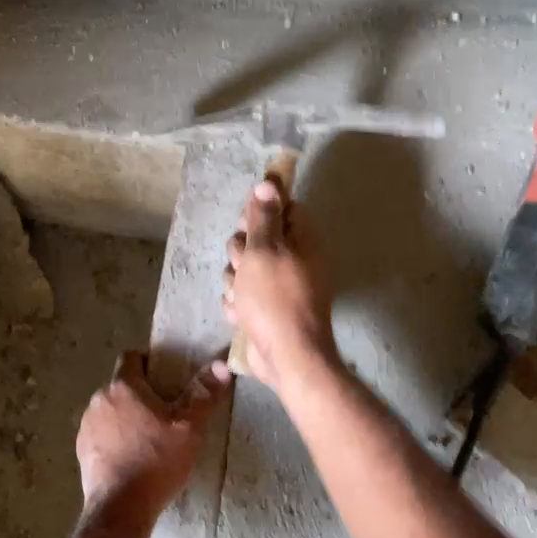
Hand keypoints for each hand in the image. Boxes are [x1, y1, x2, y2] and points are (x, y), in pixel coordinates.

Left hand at [76, 352, 231, 525]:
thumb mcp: (188, 428)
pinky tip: (130, 459)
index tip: (164, 379)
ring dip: (125, 418)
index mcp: (123, 386)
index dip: (148, 363)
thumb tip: (221, 365)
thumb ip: (203, 394)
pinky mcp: (82, 448)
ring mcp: (87, 424)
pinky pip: (101, 433)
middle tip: (164, 414)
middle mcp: (99, 398)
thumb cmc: (157, 460)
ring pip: (110, 410)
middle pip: (121, 385)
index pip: (131, 358)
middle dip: (140, 395)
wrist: (121, 506)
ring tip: (148, 440)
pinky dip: (113, 439)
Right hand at [223, 176, 339, 395]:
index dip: (259, 213)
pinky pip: (242, 295)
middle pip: (255, 239)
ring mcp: (279, 286)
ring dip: (235, 282)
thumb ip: (263, 217)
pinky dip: (238, 304)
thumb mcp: (264, 250)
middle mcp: (293, 260)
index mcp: (301, 241)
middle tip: (244, 266)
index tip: (247, 224)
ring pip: (242, 269)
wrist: (286, 355)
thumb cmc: (274, 297)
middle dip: (240, 253)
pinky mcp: (265, 309)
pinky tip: (241, 314)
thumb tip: (269, 182)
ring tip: (242, 297)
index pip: (281, 209)